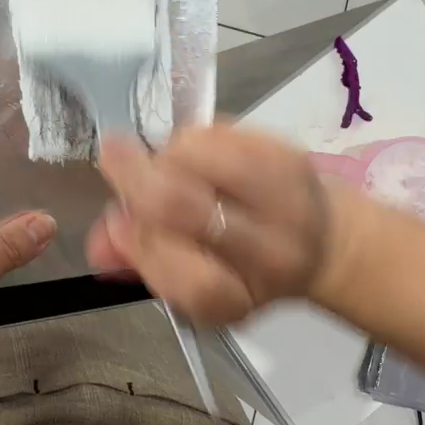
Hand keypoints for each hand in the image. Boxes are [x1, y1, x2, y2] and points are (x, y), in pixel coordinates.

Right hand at [87, 124, 337, 323]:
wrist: (324, 242)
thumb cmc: (248, 272)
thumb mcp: (202, 291)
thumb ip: (147, 268)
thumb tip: (100, 245)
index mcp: (247, 293)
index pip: (189, 282)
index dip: (144, 252)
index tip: (120, 227)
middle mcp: (272, 247)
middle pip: (178, 205)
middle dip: (132, 181)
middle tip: (113, 161)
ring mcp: (281, 194)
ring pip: (190, 157)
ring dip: (162, 160)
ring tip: (166, 170)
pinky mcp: (284, 150)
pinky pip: (211, 132)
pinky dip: (186, 141)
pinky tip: (191, 156)